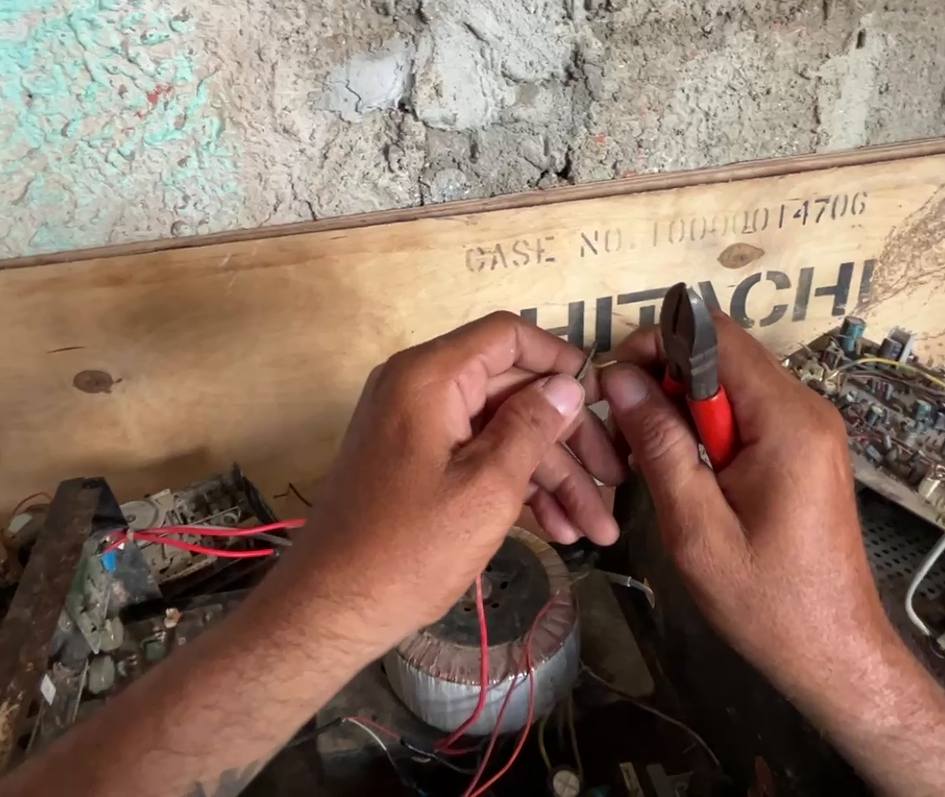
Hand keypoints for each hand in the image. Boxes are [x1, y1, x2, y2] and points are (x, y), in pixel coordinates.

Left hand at [266, 312, 618, 657]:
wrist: (329, 608)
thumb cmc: (408, 548)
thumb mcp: (486, 488)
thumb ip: (531, 427)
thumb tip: (568, 384)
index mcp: (429, 375)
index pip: (506, 336)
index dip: (558, 359)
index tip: (603, 397)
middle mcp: (419, 386)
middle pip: (510, 388)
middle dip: (567, 437)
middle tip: (615, 480)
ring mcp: (416, 424)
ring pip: (499, 429)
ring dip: (549, 473)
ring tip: (596, 528)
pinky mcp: (417, 459)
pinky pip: (474, 453)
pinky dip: (513, 483)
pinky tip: (557, 528)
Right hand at [598, 314, 898, 698]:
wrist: (836, 655)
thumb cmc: (768, 601)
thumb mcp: (696, 527)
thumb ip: (658, 444)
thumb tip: (619, 377)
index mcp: (787, 421)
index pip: (713, 336)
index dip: (657, 342)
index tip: (617, 382)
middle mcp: (805, 408)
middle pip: (720, 353)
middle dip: (663, 376)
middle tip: (624, 426)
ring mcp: (808, 427)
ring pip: (726, 379)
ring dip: (679, 402)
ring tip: (647, 452)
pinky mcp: (802, 446)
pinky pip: (742, 408)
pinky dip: (702, 423)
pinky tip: (682, 466)